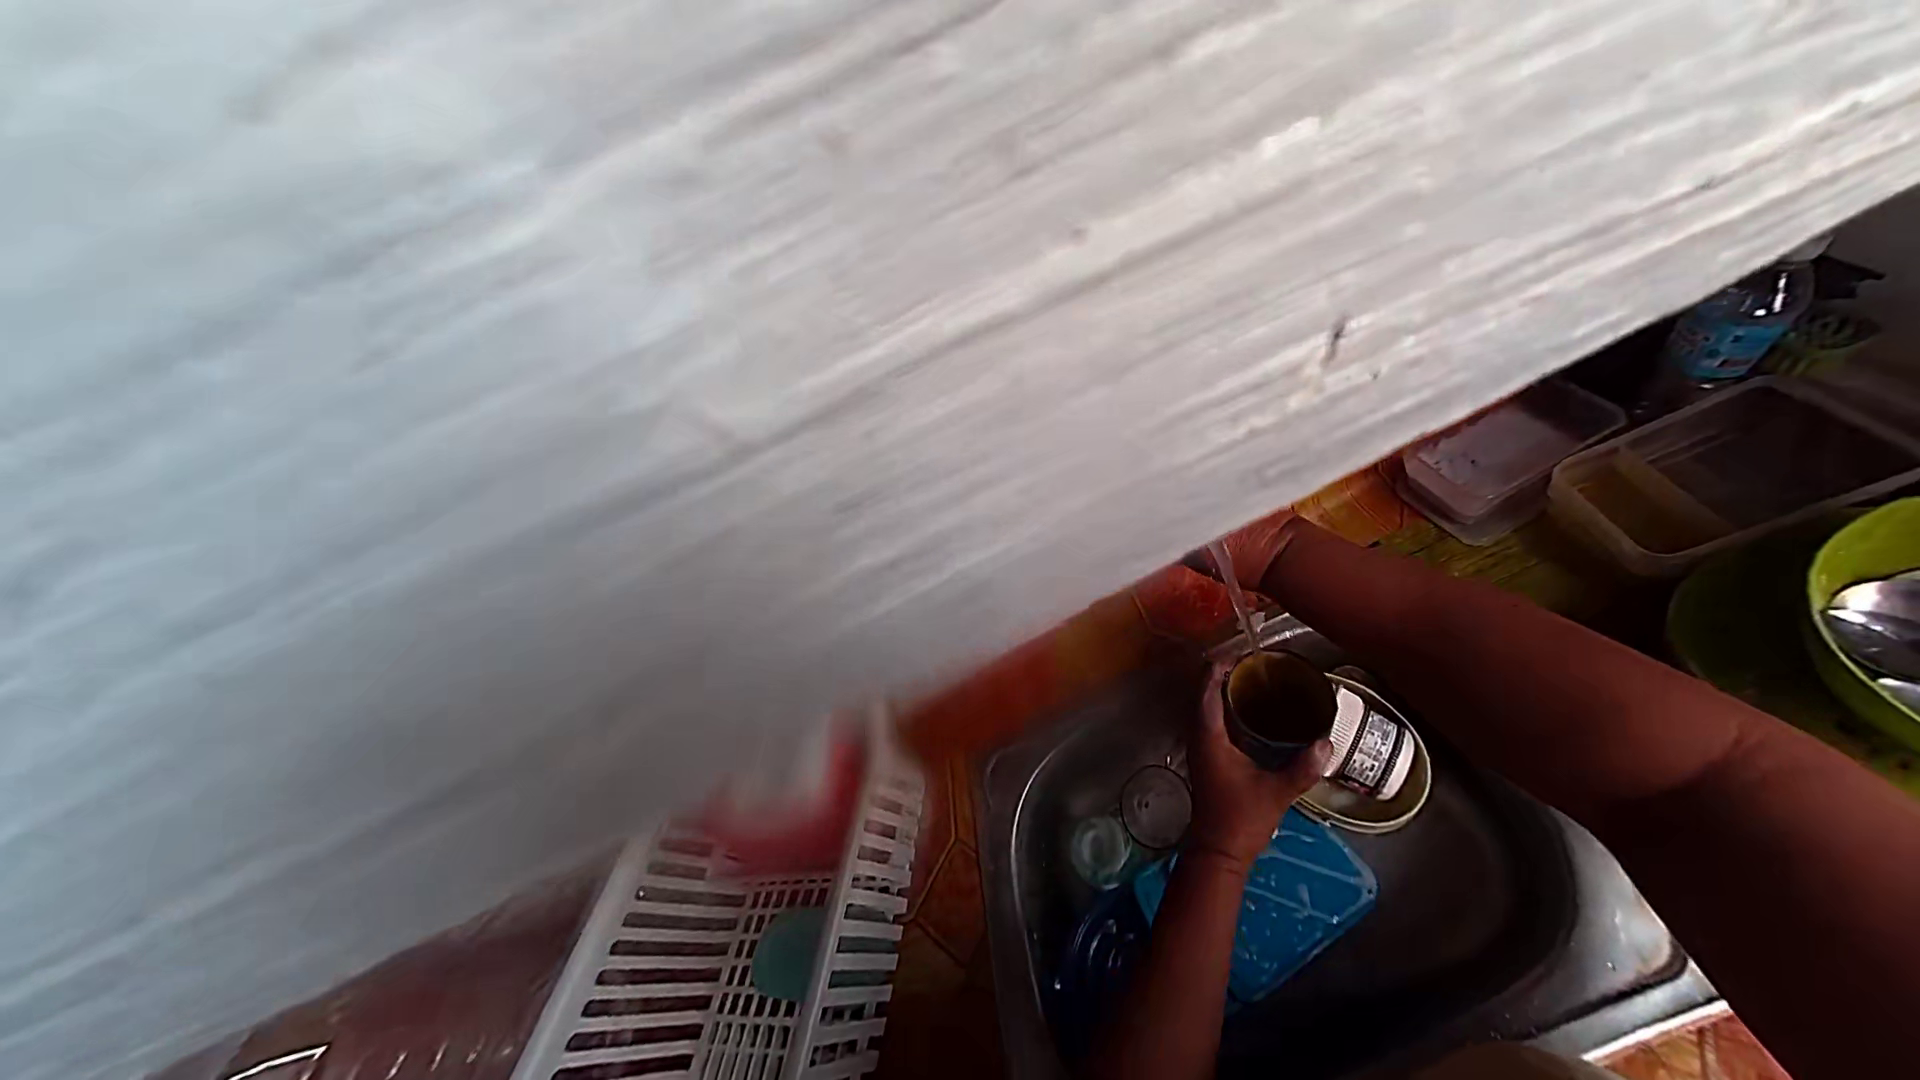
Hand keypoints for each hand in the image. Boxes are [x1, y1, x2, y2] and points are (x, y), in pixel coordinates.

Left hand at [1186, 661, 1331, 865]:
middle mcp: (1197, 736)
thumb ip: (1303, 767)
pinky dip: (1221, 708)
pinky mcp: (1204, 757)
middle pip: (1203, 694)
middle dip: (1221, 675)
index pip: (1207, 690)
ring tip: (1249, 679)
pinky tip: (1244, 711)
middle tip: (1251, 663)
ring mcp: (1198, 747)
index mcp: (1209, 736)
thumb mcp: (1277, 791)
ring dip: (1220, 691)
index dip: (1218, 668)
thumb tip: (1327, 743)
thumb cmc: (1242, 817)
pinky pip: (1208, 720)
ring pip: (1204, 707)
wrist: (1218, 849)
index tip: (1239, 653)